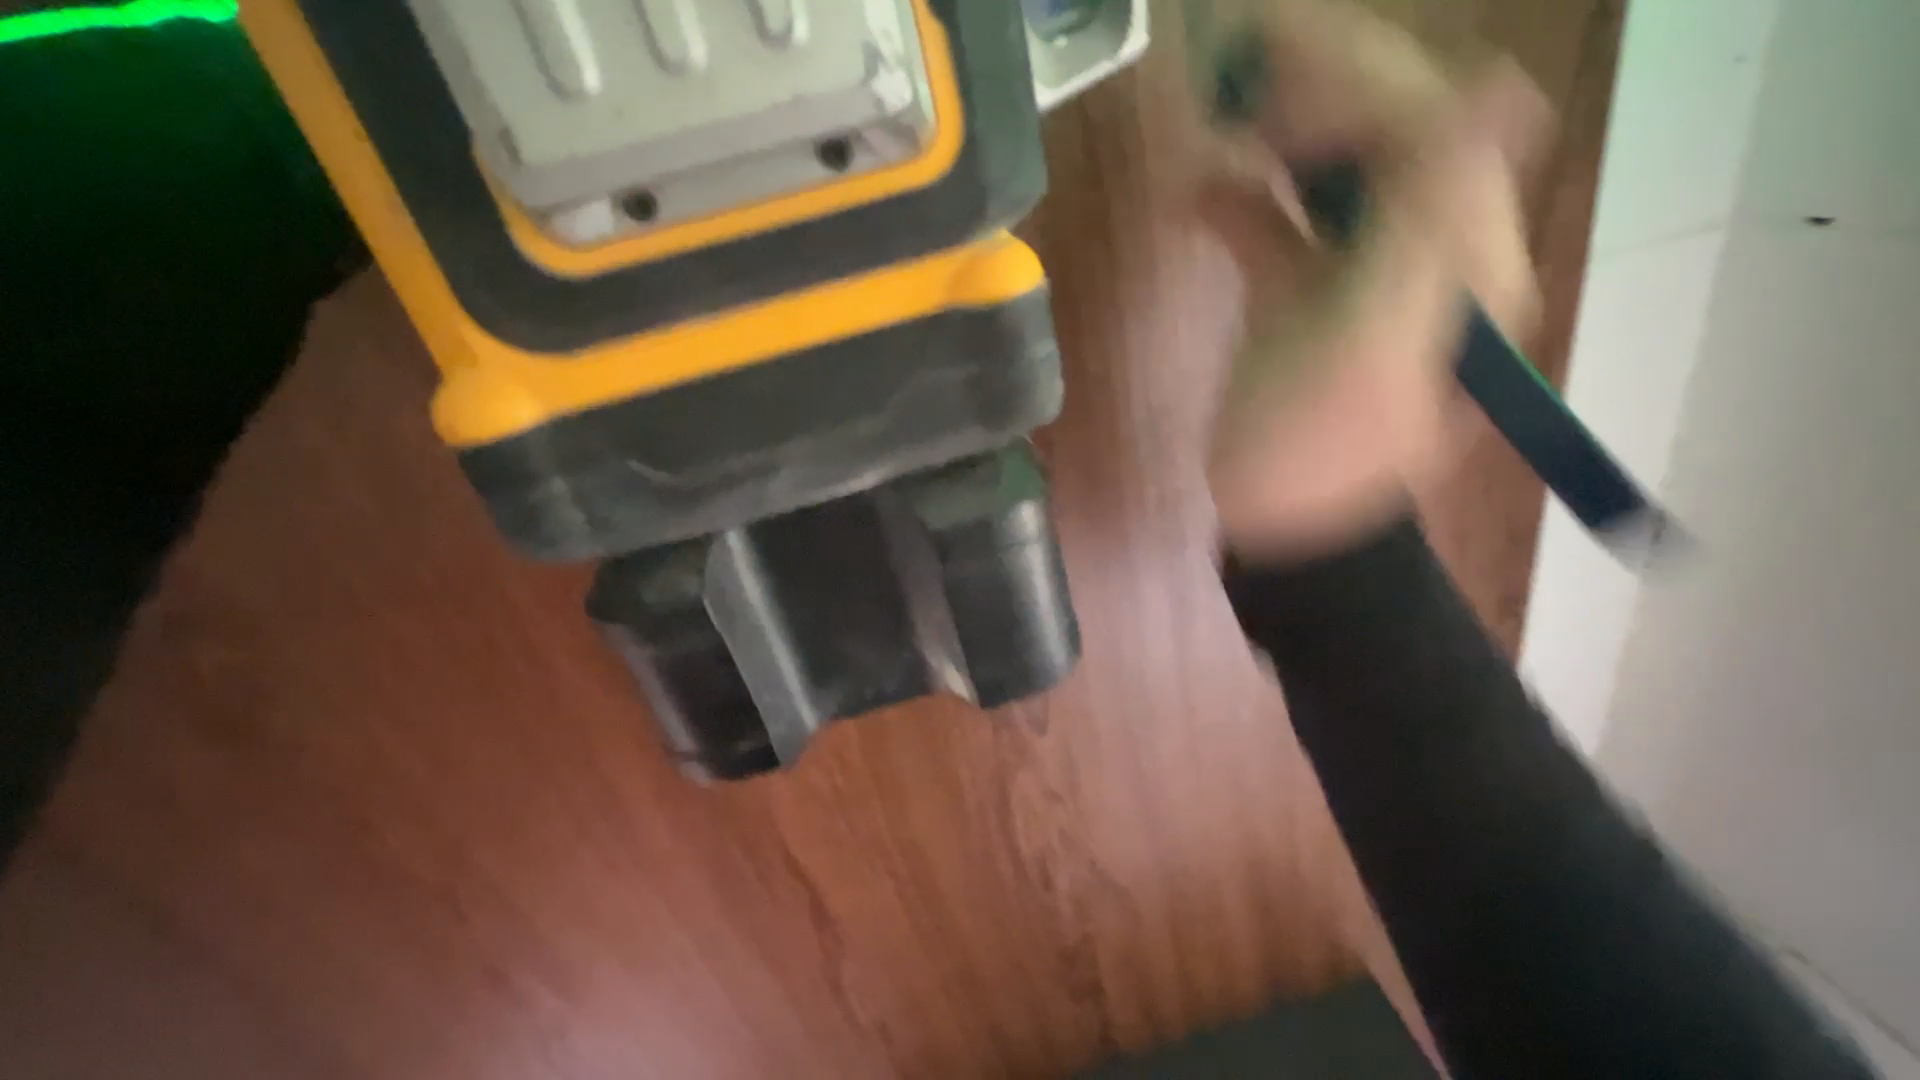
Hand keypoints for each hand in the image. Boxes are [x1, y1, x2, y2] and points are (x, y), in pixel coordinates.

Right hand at [1194, 0, 1552, 559]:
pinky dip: (1243, 202)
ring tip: (1217, 102)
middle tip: (1232, 57)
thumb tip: (1489, 94)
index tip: (1273, 52)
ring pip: (1337, 171)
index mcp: (1458, 260)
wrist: (1284, 537)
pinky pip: (1286, 228)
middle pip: (1390, 131)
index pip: (1433, 122)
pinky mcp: (1312, 302)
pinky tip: (1196, 191)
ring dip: (1282, 128)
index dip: (1362, 73)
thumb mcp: (1370, 352)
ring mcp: (1366, 276)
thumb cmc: (1312, 459)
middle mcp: (1427, 253)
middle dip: (1318, 82)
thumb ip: (1427, 228)